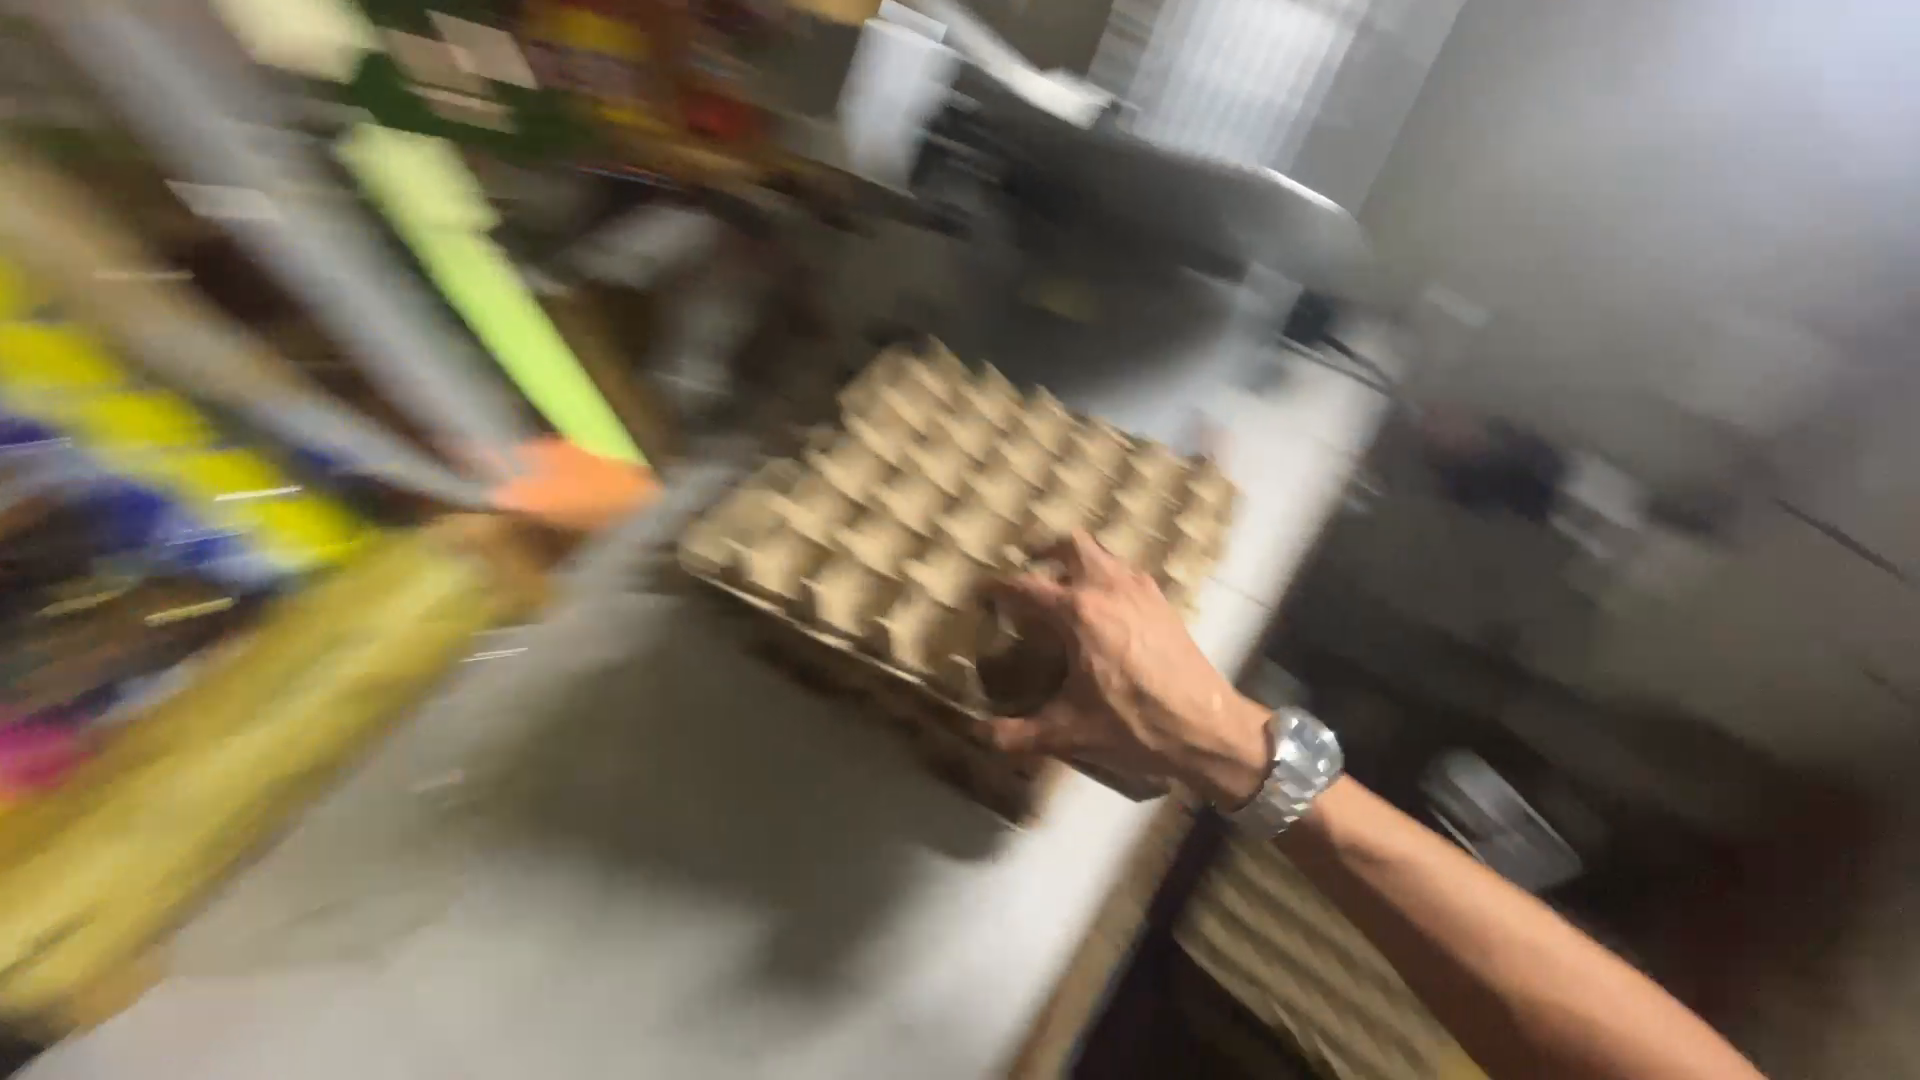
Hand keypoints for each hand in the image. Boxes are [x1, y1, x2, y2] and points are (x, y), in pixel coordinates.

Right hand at [986, 531, 1272, 804]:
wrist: (1209, 729)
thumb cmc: (1134, 726)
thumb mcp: (1068, 734)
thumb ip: (1015, 734)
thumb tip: (978, 736)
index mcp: (1078, 612)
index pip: (1025, 586)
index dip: (997, 587)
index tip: (980, 592)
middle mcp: (1108, 587)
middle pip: (1070, 544)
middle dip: (1045, 552)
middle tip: (1029, 573)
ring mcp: (1141, 590)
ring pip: (1103, 553)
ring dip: (1079, 560)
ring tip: (1064, 588)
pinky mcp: (1163, 602)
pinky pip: (1127, 571)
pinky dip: (1107, 576)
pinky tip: (1105, 609)